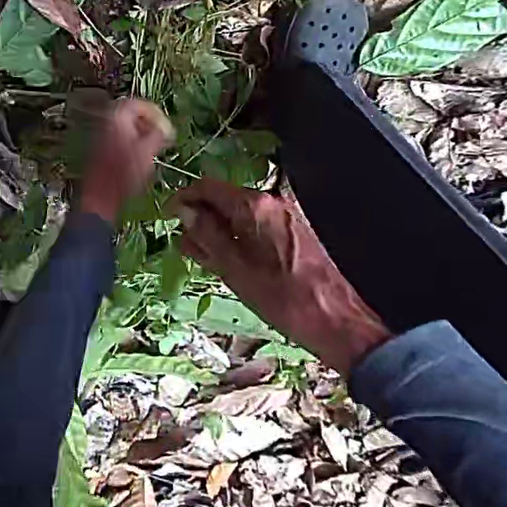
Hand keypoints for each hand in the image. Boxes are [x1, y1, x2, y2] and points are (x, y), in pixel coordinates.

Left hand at [76, 98, 174, 223]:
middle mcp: (107, 122)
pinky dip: (134, 142)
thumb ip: (158, 133)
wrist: (101, 195)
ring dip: (143, 133)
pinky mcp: (101, 149)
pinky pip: (121, 138)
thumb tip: (164, 129)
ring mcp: (102, 135)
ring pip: (127, 127)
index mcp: (117, 117)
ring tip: (155, 147)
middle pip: (133, 113)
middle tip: (163, 135)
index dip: (156, 114)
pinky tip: (142, 157)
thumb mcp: (148, 149)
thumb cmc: (124, 172)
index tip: (166, 126)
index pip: (140, 104)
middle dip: (151, 123)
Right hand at [174, 180, 389, 376]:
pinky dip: (240, 235)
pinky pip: (259, 224)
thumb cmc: (283, 300)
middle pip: (226, 197)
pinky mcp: (296, 230)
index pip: (209, 186)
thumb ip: (207, 237)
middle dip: (202, 216)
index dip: (185, 199)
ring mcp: (287, 215)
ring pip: (242, 212)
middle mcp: (273, 202)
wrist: (338, 320)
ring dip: (220, 228)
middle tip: (185, 242)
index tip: (169, 215)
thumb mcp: (235, 271)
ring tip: (204, 255)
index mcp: (255, 206)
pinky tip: (232, 260)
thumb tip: (185, 212)